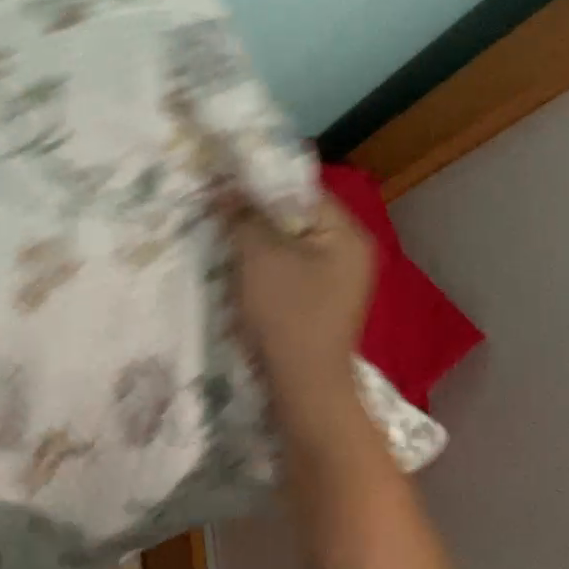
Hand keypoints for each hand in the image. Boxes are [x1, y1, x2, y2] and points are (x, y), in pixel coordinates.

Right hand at [215, 186, 375, 434]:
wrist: (303, 386)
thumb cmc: (285, 313)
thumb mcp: (257, 254)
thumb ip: (243, 214)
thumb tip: (227, 188)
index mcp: (347, 233)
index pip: (300, 189)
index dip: (259, 183)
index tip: (222, 182)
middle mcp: (350, 250)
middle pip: (295, 213)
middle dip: (256, 210)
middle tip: (218, 206)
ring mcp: (338, 277)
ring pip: (289, 240)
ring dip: (257, 235)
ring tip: (224, 231)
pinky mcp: (321, 298)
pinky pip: (289, 264)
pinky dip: (264, 260)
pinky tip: (240, 263)